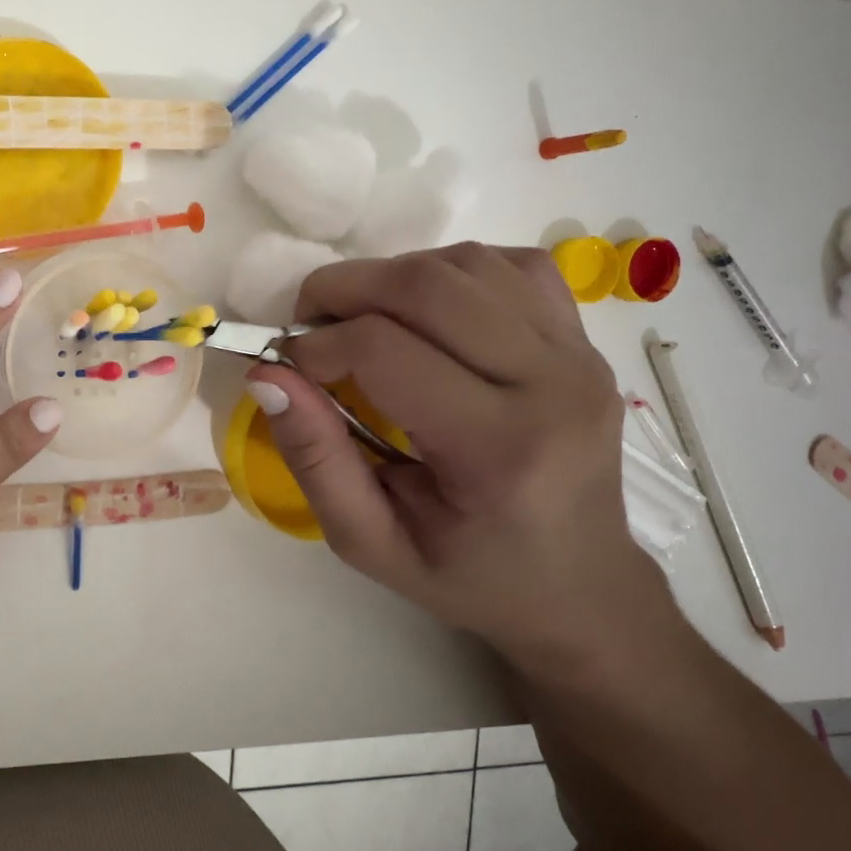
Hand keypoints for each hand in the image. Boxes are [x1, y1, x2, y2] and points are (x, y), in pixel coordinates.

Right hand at [244, 242, 674, 675]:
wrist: (577, 587)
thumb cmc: (465, 574)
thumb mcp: (367, 541)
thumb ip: (314, 458)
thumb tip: (266, 376)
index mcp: (499, 449)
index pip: (386, 349)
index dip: (314, 346)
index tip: (286, 370)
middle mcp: (552, 385)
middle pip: (428, 285)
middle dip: (342, 290)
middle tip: (307, 328)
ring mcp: (578, 355)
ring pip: (465, 263)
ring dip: (390, 277)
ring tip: (358, 322)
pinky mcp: (583, 341)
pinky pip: (509, 266)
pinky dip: (448, 272)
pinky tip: (422, 313)